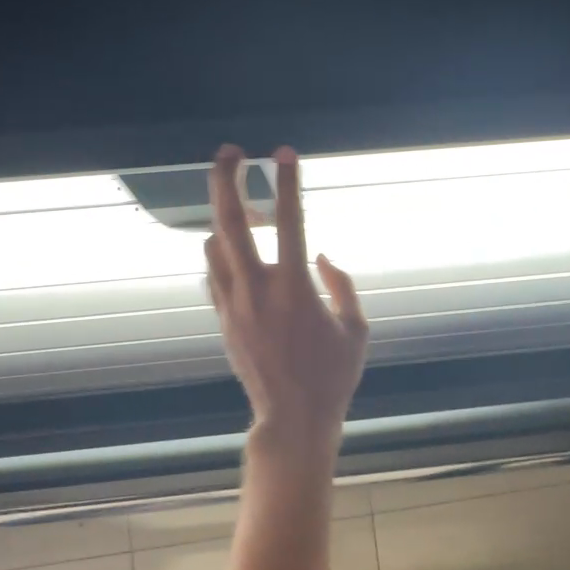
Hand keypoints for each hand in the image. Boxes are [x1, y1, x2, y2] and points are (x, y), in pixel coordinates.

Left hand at [206, 144, 368, 462]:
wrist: (293, 417)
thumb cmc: (333, 377)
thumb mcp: (357, 330)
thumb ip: (342, 286)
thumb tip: (322, 256)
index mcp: (296, 288)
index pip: (289, 219)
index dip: (287, 181)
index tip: (284, 153)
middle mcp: (258, 289)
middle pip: (230, 219)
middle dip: (225, 178)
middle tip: (231, 152)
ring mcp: (234, 304)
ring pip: (214, 244)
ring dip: (224, 219)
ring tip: (238, 207)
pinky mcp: (223, 320)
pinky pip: (213, 273)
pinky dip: (221, 254)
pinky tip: (233, 251)